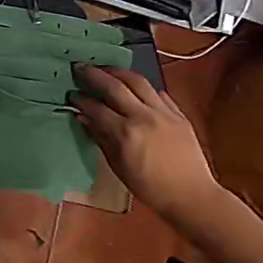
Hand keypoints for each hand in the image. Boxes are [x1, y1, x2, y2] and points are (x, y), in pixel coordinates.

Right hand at [72, 65, 225, 219]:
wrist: (191, 194)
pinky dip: (142, 87)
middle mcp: (143, 116)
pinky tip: (134, 87)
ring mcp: (163, 112)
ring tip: (105, 69)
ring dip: (118, 72)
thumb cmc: (150, 188)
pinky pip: (157, 92)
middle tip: (81, 68)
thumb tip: (83, 119)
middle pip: (115, 86)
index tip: (71, 94)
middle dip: (95, 75)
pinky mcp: (178, 113)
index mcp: (126, 134)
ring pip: (138, 81)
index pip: (97, 108)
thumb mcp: (119, 167)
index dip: (81, 99)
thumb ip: (101, 139)